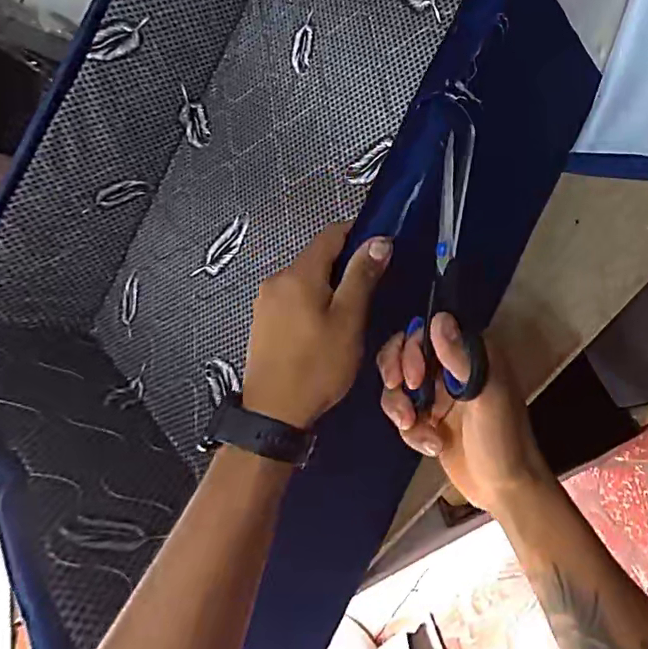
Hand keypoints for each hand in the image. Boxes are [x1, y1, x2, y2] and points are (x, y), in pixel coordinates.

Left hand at [241, 222, 391, 429]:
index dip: (359, 233)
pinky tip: (329, 325)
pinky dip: (316, 301)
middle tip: (376, 285)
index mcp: (298, 274)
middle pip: (318, 257)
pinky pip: (295, 298)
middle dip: (347, 263)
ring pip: (307, 279)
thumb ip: (362, 276)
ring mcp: (266, 302)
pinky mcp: (263, 321)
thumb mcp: (349, 320)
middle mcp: (276, 280)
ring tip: (356, 309)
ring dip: (332, 284)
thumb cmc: (317, 365)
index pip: (331, 234)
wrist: (273, 415)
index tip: (384, 247)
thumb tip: (379, 240)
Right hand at [377, 313, 551, 514]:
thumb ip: (460, 358)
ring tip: (413, 427)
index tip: (413, 378)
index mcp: (474, 353)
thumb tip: (439, 317)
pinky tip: (431, 446)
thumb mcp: (485, 395)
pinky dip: (410, 430)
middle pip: (406, 353)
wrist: (504, 489)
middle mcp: (454, 368)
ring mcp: (439, 394)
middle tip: (404, 398)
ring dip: (399, 406)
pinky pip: (402, 413)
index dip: (413, 349)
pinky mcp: (428, 419)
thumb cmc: (502, 438)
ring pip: (398, 384)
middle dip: (398, 374)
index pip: (431, 331)